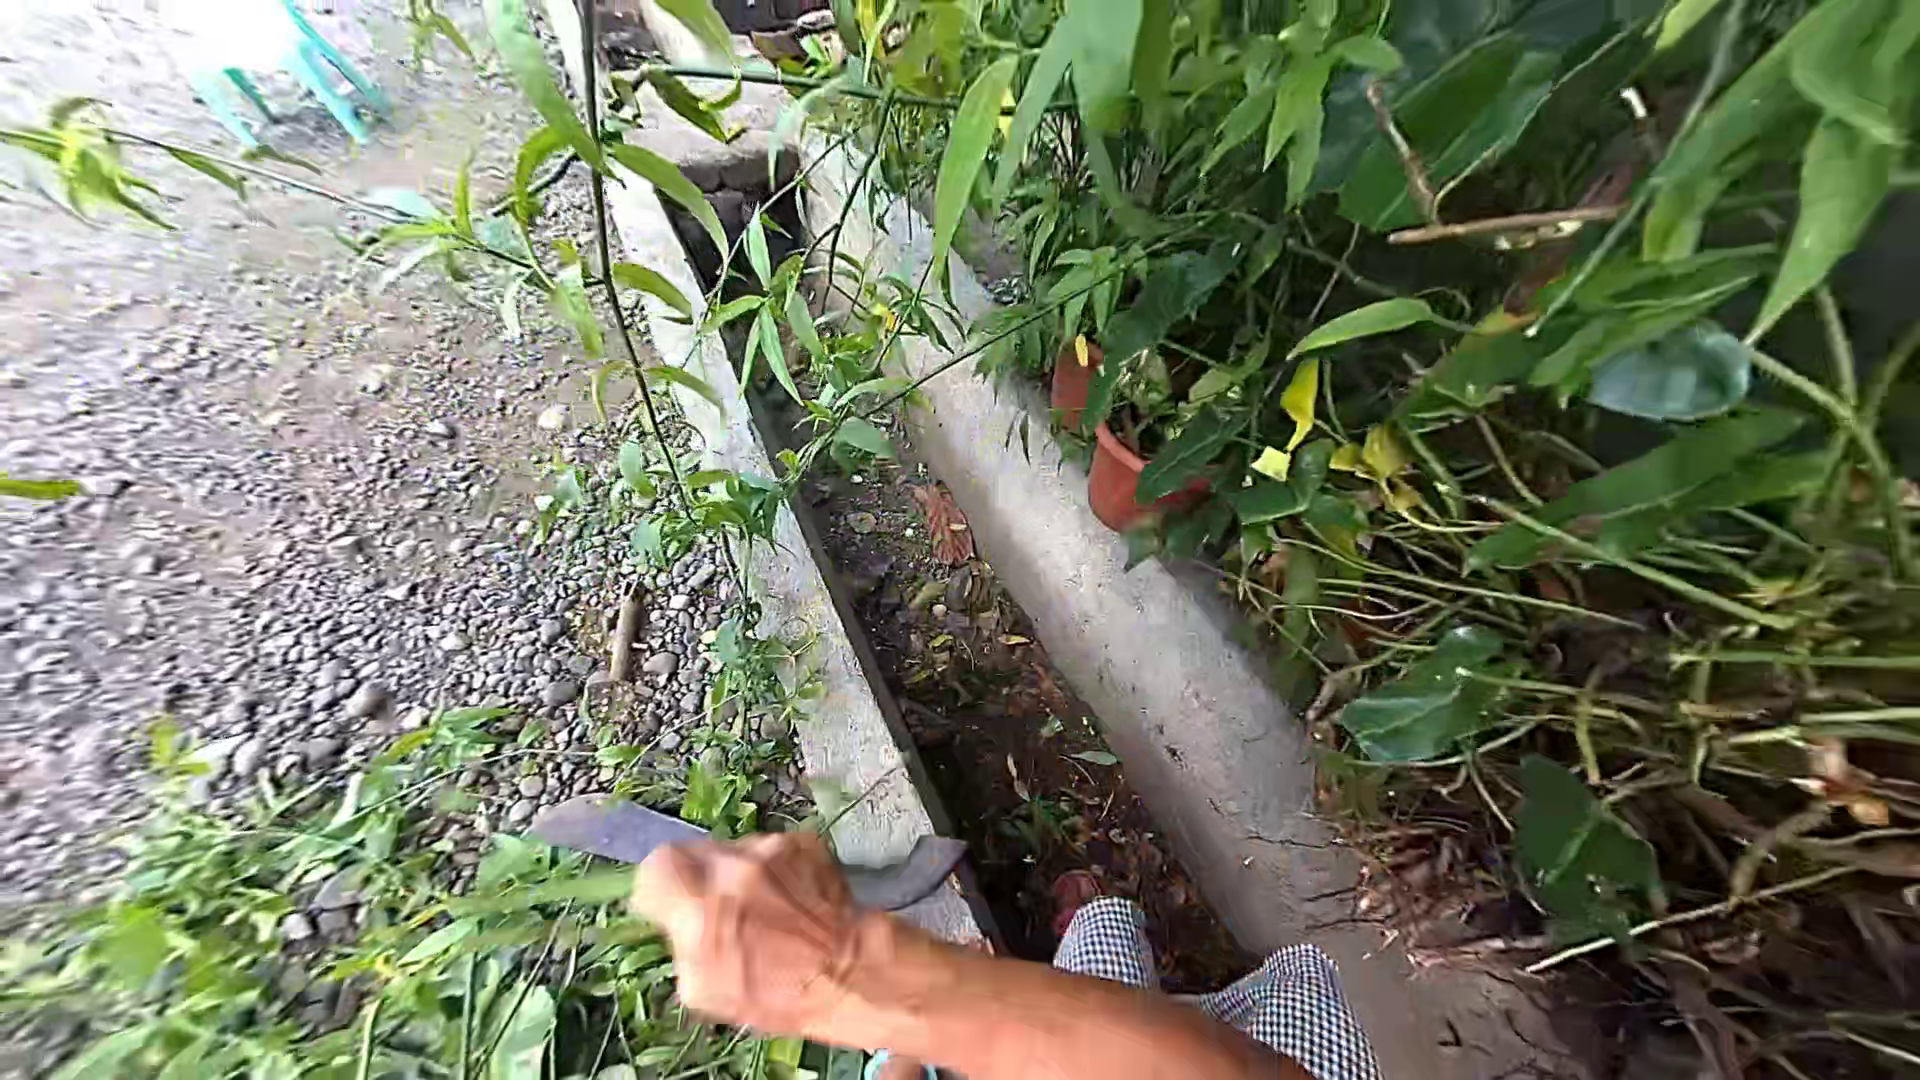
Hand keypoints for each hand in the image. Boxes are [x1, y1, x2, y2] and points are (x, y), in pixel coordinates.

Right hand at [630, 832, 880, 1039]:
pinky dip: (772, 864)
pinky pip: (771, 845)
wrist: (845, 965)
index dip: (658, 882)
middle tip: (715, 902)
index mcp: (705, 908)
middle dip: (697, 874)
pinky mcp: (804, 838)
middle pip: (695, 849)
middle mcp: (738, 867)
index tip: (667, 897)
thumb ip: (681, 938)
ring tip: (761, 902)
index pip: (658, 863)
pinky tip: (787, 893)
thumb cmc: (774, 992)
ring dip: (737, 869)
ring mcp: (774, 847)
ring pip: (735, 846)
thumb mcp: (703, 986)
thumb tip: (675, 910)